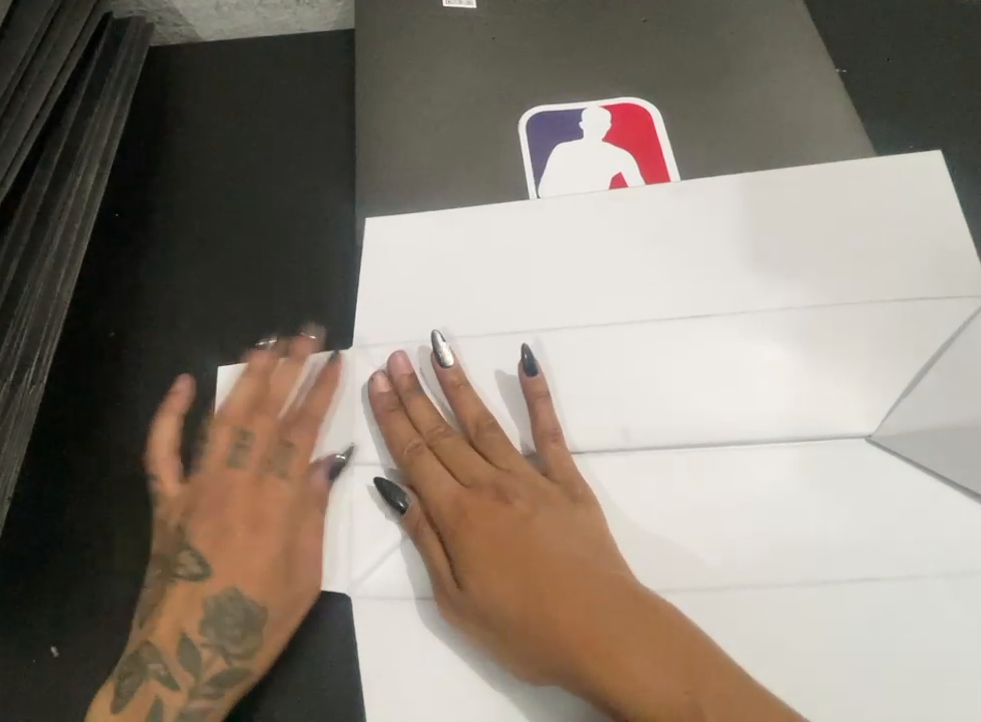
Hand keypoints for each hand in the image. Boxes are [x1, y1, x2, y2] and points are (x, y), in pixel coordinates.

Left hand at [87, 329, 351, 721]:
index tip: (335, 360)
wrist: (183, 663)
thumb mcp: (304, 578)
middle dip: (288, 367)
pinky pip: (161, 450)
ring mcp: (195, 487)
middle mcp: (235, 482)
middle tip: (305, 333)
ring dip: (244, 377)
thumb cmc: (254, 626)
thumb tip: (328, 459)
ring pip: (222, 418)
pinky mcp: (164, 501)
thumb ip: (314, 513)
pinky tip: (183, 383)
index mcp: (276, 502)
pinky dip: (170, 414)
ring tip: (264, 344)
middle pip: (265, 411)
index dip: (321, 391)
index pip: (303, 430)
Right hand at [368, 333, 803, 721]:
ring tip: (439, 347)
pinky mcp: (566, 479)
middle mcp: (488, 484)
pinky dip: (537, 394)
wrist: (603, 633)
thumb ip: (425, 539)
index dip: (392, 416)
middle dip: (415, 392)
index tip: (377, 381)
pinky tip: (526, 361)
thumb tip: (392, 487)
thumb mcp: (456, 601)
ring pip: (484, 422)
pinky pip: (548, 430)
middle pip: (443, 431)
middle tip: (395, 356)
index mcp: (458, 516)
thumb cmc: (523, 630)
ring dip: (458, 384)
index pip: (415, 455)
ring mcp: (530, 477)